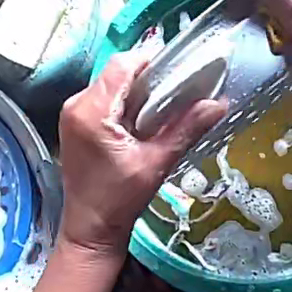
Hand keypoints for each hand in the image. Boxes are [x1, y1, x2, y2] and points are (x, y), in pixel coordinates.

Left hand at [57, 51, 225, 257]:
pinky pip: (103, 98)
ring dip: (136, 89)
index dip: (150, 61)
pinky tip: (143, 119)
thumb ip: (186, 128)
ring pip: (110, 84)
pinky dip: (124, 102)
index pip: (121, 64)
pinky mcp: (75, 123)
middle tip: (176, 90)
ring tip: (163, 105)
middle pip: (115, 72)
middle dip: (146, 77)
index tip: (177, 71)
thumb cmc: (119, 200)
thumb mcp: (156, 162)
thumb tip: (219, 103)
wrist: (90, 230)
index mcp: (91, 111)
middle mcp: (76, 105)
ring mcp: (72, 113)